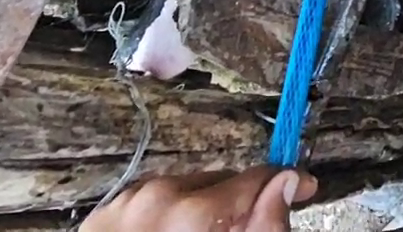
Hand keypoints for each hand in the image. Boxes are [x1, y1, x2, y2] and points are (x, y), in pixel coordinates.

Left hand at [81, 166, 317, 231]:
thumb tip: (285, 183)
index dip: (287, 184)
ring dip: (204, 214)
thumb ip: (266, 230)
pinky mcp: (98, 222)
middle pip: (222, 184)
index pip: (259, 177)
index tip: (304, 191)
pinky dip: (168, 222)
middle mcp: (157, 198)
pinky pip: (149, 206)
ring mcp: (121, 209)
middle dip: (241, 206)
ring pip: (186, 192)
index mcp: (194, 213)